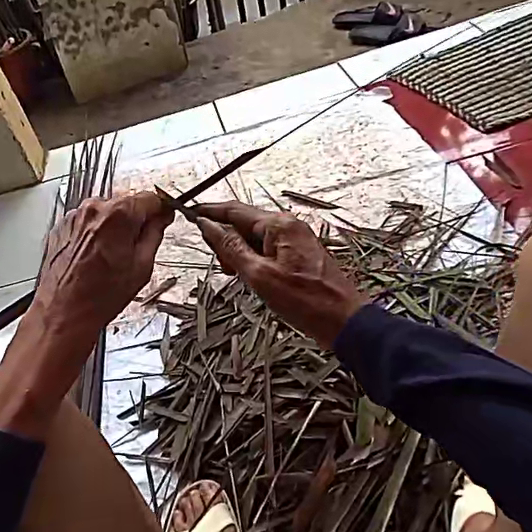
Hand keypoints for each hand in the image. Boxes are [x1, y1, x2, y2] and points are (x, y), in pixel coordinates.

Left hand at [23, 190, 173, 356]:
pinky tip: (95, 258)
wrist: (64, 311)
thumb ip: (155, 234)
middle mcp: (94, 209)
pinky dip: (95, 234)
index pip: (150, 198)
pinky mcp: (62, 226)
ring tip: (112, 258)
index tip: (163, 218)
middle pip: (126, 203)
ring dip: (114, 228)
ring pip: (106, 213)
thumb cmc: (98, 296)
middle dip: (136, 221)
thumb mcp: (142, 266)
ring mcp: (75, 217)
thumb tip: (161, 219)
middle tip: (137, 247)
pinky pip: (87, 222)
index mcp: (118, 215)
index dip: (160, 209)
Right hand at [191, 202, 366, 348]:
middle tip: (222, 266)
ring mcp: (294, 238)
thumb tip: (207, 225)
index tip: (189, 215)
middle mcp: (287, 225)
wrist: (343, 321)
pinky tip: (251, 278)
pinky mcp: (298, 253)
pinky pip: (266, 249)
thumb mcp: (259, 275)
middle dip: (225, 240)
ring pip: (253, 238)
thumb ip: (230, 247)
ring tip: (238, 276)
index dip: (209, 212)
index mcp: (278, 224)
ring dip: (238, 253)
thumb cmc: (304, 300)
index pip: (234, 210)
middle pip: (243, 222)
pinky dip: (252, 260)